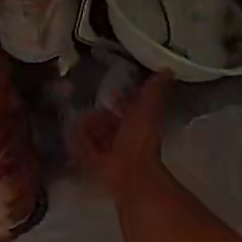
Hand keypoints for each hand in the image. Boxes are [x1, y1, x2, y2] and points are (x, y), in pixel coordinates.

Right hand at [74, 73, 170, 198]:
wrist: (129, 171)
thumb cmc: (139, 139)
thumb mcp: (147, 109)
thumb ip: (153, 91)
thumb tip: (167, 70)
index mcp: (137, 123)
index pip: (126, 108)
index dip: (118, 100)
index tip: (108, 94)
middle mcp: (124, 137)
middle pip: (106, 122)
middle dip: (97, 116)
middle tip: (88, 112)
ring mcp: (109, 151)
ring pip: (94, 135)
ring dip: (86, 129)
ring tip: (78, 125)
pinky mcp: (96, 164)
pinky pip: (84, 150)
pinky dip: (78, 144)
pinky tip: (73, 138)